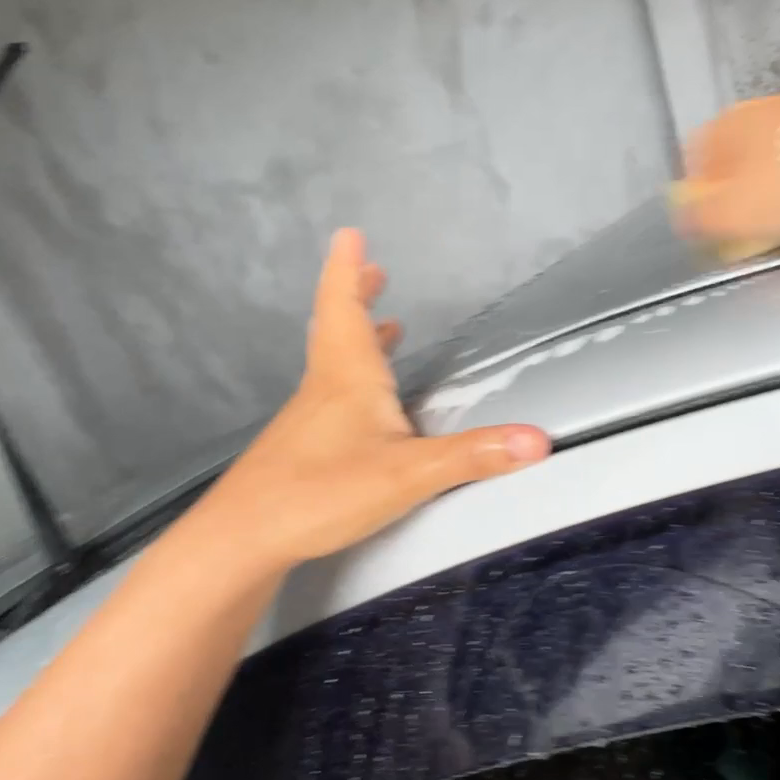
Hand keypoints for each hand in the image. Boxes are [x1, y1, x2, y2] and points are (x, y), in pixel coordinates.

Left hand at [193, 229, 549, 569]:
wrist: (239, 543)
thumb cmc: (319, 494)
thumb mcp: (409, 475)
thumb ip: (474, 456)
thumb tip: (539, 440)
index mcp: (349, 380)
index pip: (344, 311)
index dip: (347, 272)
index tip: (349, 235)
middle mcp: (327, 390)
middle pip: (339, 330)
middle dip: (356, 295)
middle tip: (373, 270)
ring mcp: (312, 420)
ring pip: (336, 363)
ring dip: (359, 336)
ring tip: (385, 323)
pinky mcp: (306, 448)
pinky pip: (336, 395)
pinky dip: (357, 377)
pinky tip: (371, 404)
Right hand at [677, 88, 779, 245]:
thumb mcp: (733, 215)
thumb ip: (701, 219)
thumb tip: (686, 222)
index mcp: (725, 125)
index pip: (697, 159)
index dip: (703, 196)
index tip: (713, 221)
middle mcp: (762, 108)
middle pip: (742, 155)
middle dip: (745, 189)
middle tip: (755, 223)